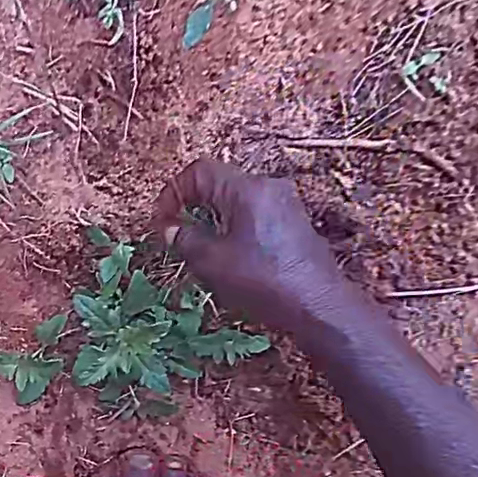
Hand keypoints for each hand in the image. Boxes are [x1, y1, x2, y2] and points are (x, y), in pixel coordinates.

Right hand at [151, 159, 363, 333]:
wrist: (315, 304)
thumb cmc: (261, 280)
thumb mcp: (211, 262)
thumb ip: (185, 240)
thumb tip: (170, 229)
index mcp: (246, 190)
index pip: (199, 172)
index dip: (173, 193)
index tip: (162, 221)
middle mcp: (267, 188)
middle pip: (218, 185)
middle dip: (190, 207)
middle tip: (175, 236)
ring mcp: (283, 204)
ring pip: (234, 202)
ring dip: (209, 220)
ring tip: (198, 251)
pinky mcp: (291, 223)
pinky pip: (251, 215)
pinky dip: (230, 228)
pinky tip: (227, 258)